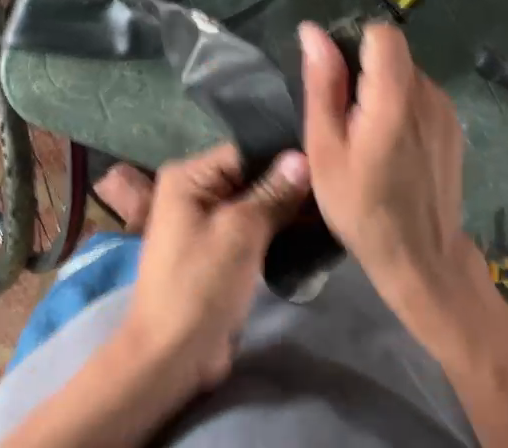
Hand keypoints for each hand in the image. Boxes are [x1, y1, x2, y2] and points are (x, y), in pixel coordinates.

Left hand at [120, 144, 309, 389]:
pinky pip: (254, 231)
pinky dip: (278, 232)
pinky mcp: (220, 253)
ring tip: (331, 211)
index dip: (284, 158)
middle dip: (290, 186)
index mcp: (188, 177)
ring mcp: (207, 224)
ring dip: (288, 211)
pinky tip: (312, 234)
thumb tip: (300, 157)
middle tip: (336, 191)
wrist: (171, 355)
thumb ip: (272, 193)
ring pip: (256, 205)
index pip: (245, 152)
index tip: (326, 163)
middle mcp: (195, 192)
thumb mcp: (240, 233)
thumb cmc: (199, 284)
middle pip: (252, 177)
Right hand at [299, 22, 480, 313]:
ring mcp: (446, 111)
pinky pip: (421, 97)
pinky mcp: (454, 128)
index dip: (355, 45)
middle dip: (365, 73)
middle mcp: (428, 94)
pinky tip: (392, 149)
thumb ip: (323, 85)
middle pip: (393, 53)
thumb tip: (313, 31)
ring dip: (383, 92)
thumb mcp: (325, 149)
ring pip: (406, 75)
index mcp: (395, 97)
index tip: (338, 81)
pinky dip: (402, 109)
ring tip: (368, 139)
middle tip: (347, 122)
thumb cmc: (361, 207)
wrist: (421, 259)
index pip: (382, 33)